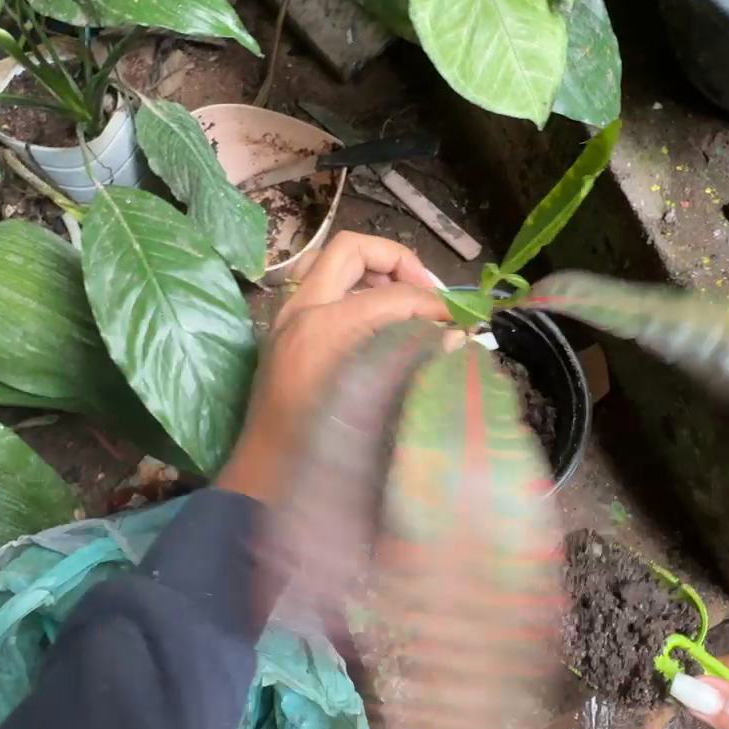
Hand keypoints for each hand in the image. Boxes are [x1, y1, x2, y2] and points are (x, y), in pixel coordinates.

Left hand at [215, 232, 448, 504]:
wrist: (268, 479)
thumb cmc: (324, 452)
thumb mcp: (380, 404)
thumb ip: (417, 361)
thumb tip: (455, 337)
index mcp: (326, 328)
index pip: (395, 295)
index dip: (434, 304)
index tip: (459, 321)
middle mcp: (301, 311)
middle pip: (353, 249)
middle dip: (398, 262)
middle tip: (427, 295)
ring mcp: (287, 318)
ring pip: (330, 262)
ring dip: (371, 270)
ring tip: (403, 300)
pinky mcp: (284, 332)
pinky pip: (320, 288)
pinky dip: (352, 290)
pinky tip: (376, 322)